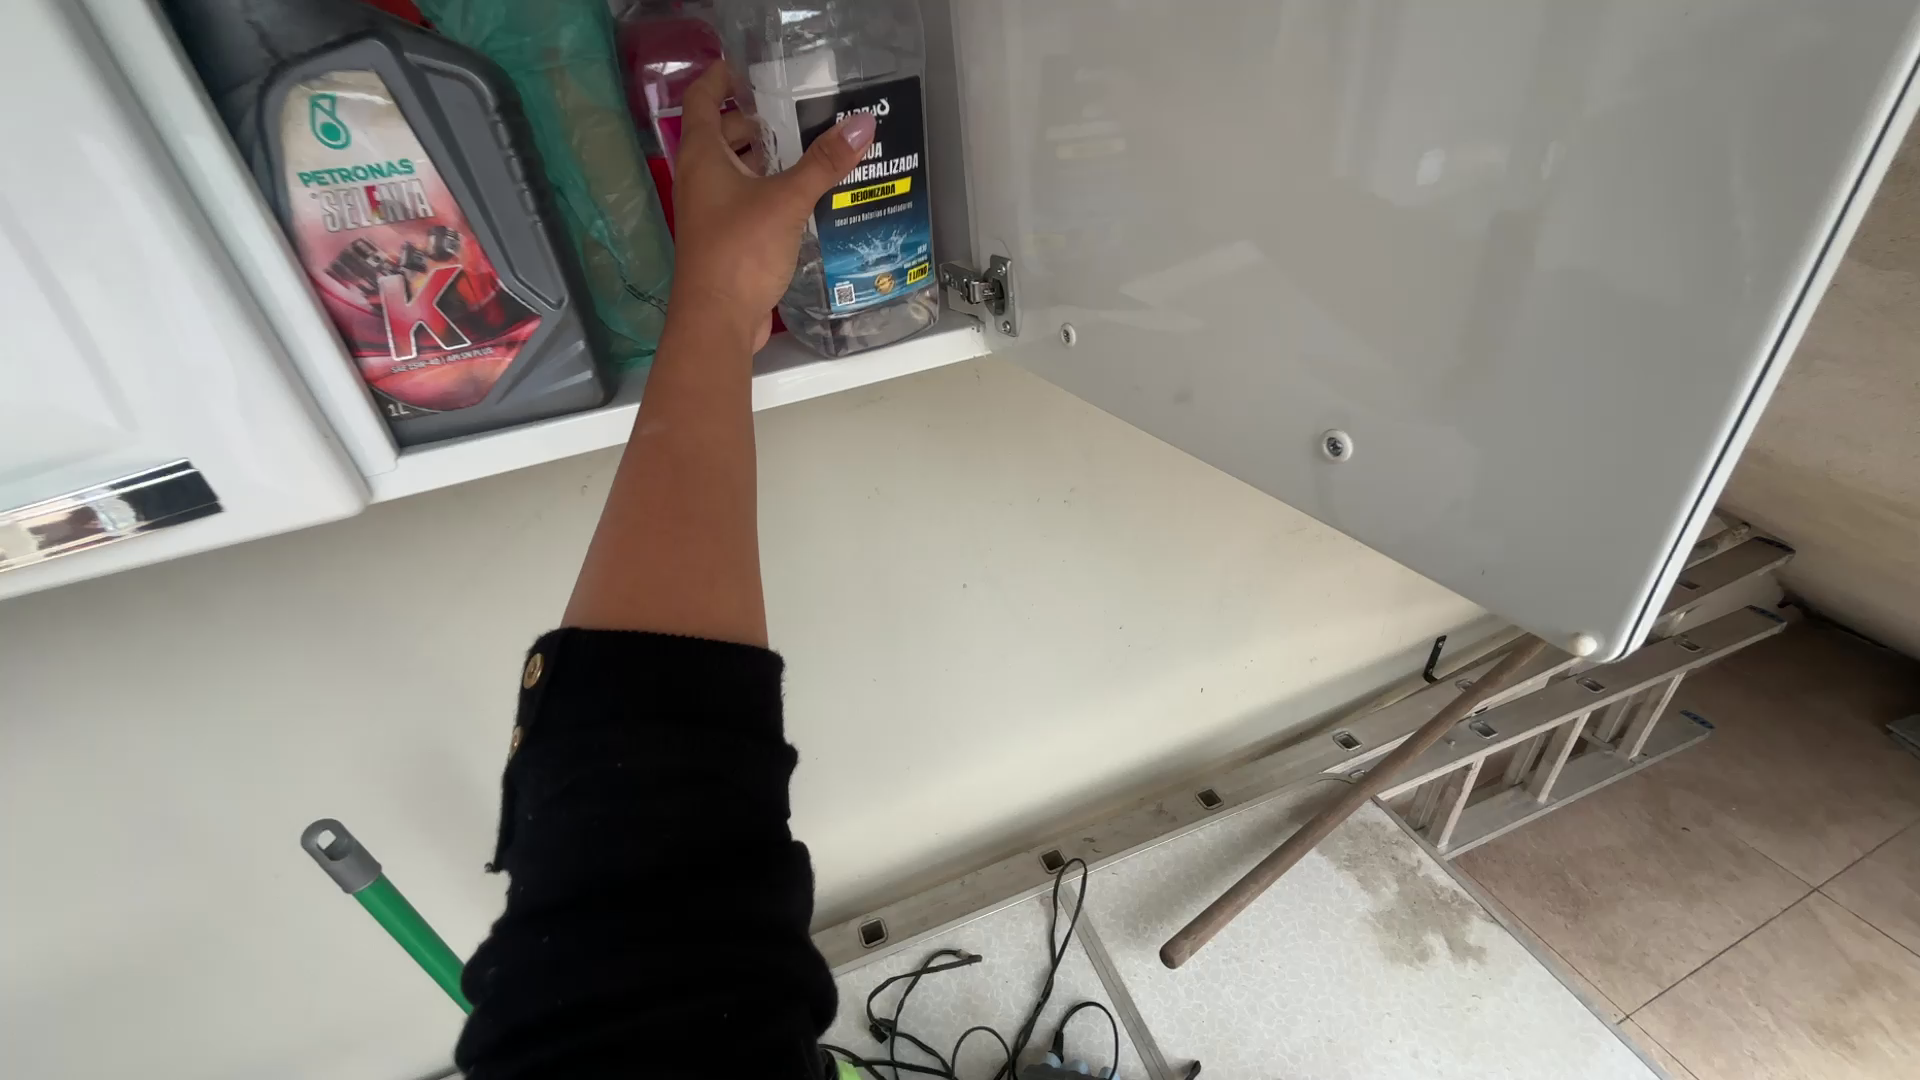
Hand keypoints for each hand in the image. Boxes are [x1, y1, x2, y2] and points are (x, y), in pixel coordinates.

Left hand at [669, 64, 876, 349]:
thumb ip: (824, 163)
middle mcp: (700, 180)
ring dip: (761, 161)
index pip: (702, 100)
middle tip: (789, 114)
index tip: (745, 70)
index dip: (721, 80)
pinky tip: (797, 202)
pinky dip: (766, 195)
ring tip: (800, 153)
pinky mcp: (726, 243)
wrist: (718, 318)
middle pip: (720, 137)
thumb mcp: (787, 200)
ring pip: (733, 174)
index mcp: (703, 156)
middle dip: (750, 122)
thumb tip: (862, 123)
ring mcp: (710, 214)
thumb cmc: (741, 250)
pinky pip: (744, 205)